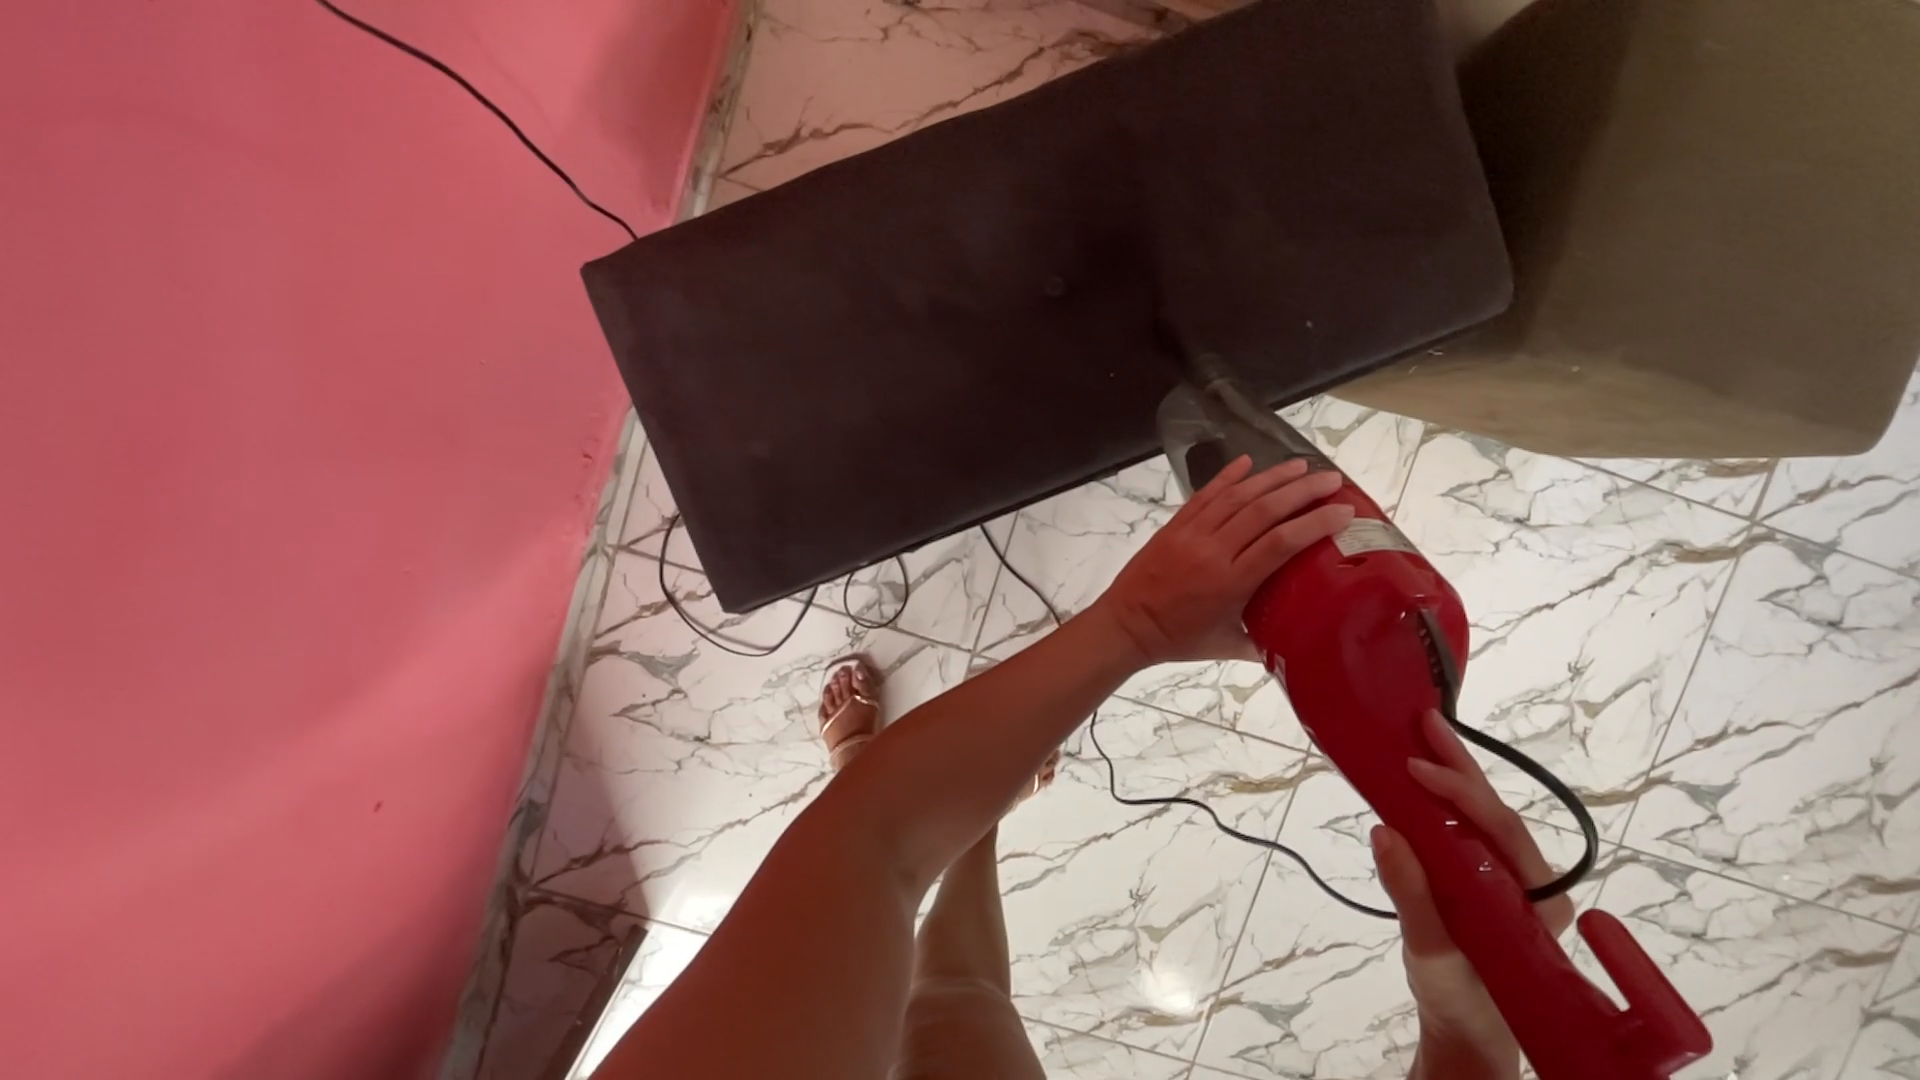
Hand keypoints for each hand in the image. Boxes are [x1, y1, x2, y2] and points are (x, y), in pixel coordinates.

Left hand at [1091, 456, 1352, 665]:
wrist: (1126, 625)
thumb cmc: (1178, 639)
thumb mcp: (1227, 646)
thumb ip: (1264, 642)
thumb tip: (1302, 637)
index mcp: (1231, 583)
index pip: (1282, 543)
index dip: (1316, 523)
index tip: (1345, 511)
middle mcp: (1213, 551)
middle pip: (1264, 511)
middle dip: (1302, 491)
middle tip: (1331, 480)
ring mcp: (1191, 534)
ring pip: (1236, 496)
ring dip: (1270, 478)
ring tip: (1300, 466)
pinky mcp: (1174, 526)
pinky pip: (1204, 495)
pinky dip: (1226, 477)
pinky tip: (1246, 462)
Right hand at [1371, 710, 1575, 1079]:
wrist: (1466, 1026)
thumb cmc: (1458, 997)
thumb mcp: (1432, 951)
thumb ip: (1411, 894)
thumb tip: (1383, 831)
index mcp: (1538, 900)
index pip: (1503, 831)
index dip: (1462, 795)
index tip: (1418, 768)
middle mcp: (1529, 880)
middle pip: (1496, 811)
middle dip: (1461, 765)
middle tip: (1424, 721)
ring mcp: (1504, 877)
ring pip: (1481, 813)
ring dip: (1451, 771)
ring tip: (1421, 731)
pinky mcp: (1478, 875)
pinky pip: (1462, 826)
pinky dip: (1438, 794)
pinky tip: (1416, 772)